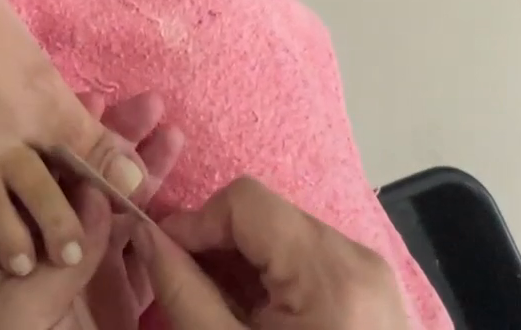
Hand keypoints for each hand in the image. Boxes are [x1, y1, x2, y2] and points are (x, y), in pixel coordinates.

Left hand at [0, 92, 186, 329]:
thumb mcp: (18, 305)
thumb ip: (60, 257)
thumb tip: (97, 196)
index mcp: (19, 232)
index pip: (46, 171)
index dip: (70, 134)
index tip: (94, 96)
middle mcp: (57, 243)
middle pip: (94, 182)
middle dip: (121, 142)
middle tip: (151, 103)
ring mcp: (90, 273)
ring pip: (127, 214)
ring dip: (151, 176)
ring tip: (173, 134)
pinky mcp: (121, 306)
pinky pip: (148, 263)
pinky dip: (168, 235)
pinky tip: (186, 208)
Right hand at [140, 177, 409, 328]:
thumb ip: (181, 288)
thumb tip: (142, 231)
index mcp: (330, 273)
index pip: (243, 201)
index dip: (194, 223)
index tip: (165, 258)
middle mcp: (360, 260)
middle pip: (264, 216)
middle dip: (218, 246)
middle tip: (191, 291)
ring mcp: (376, 278)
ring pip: (284, 234)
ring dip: (243, 263)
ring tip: (227, 311)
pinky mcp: (378, 296)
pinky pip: (310, 259)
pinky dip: (274, 279)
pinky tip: (263, 321)